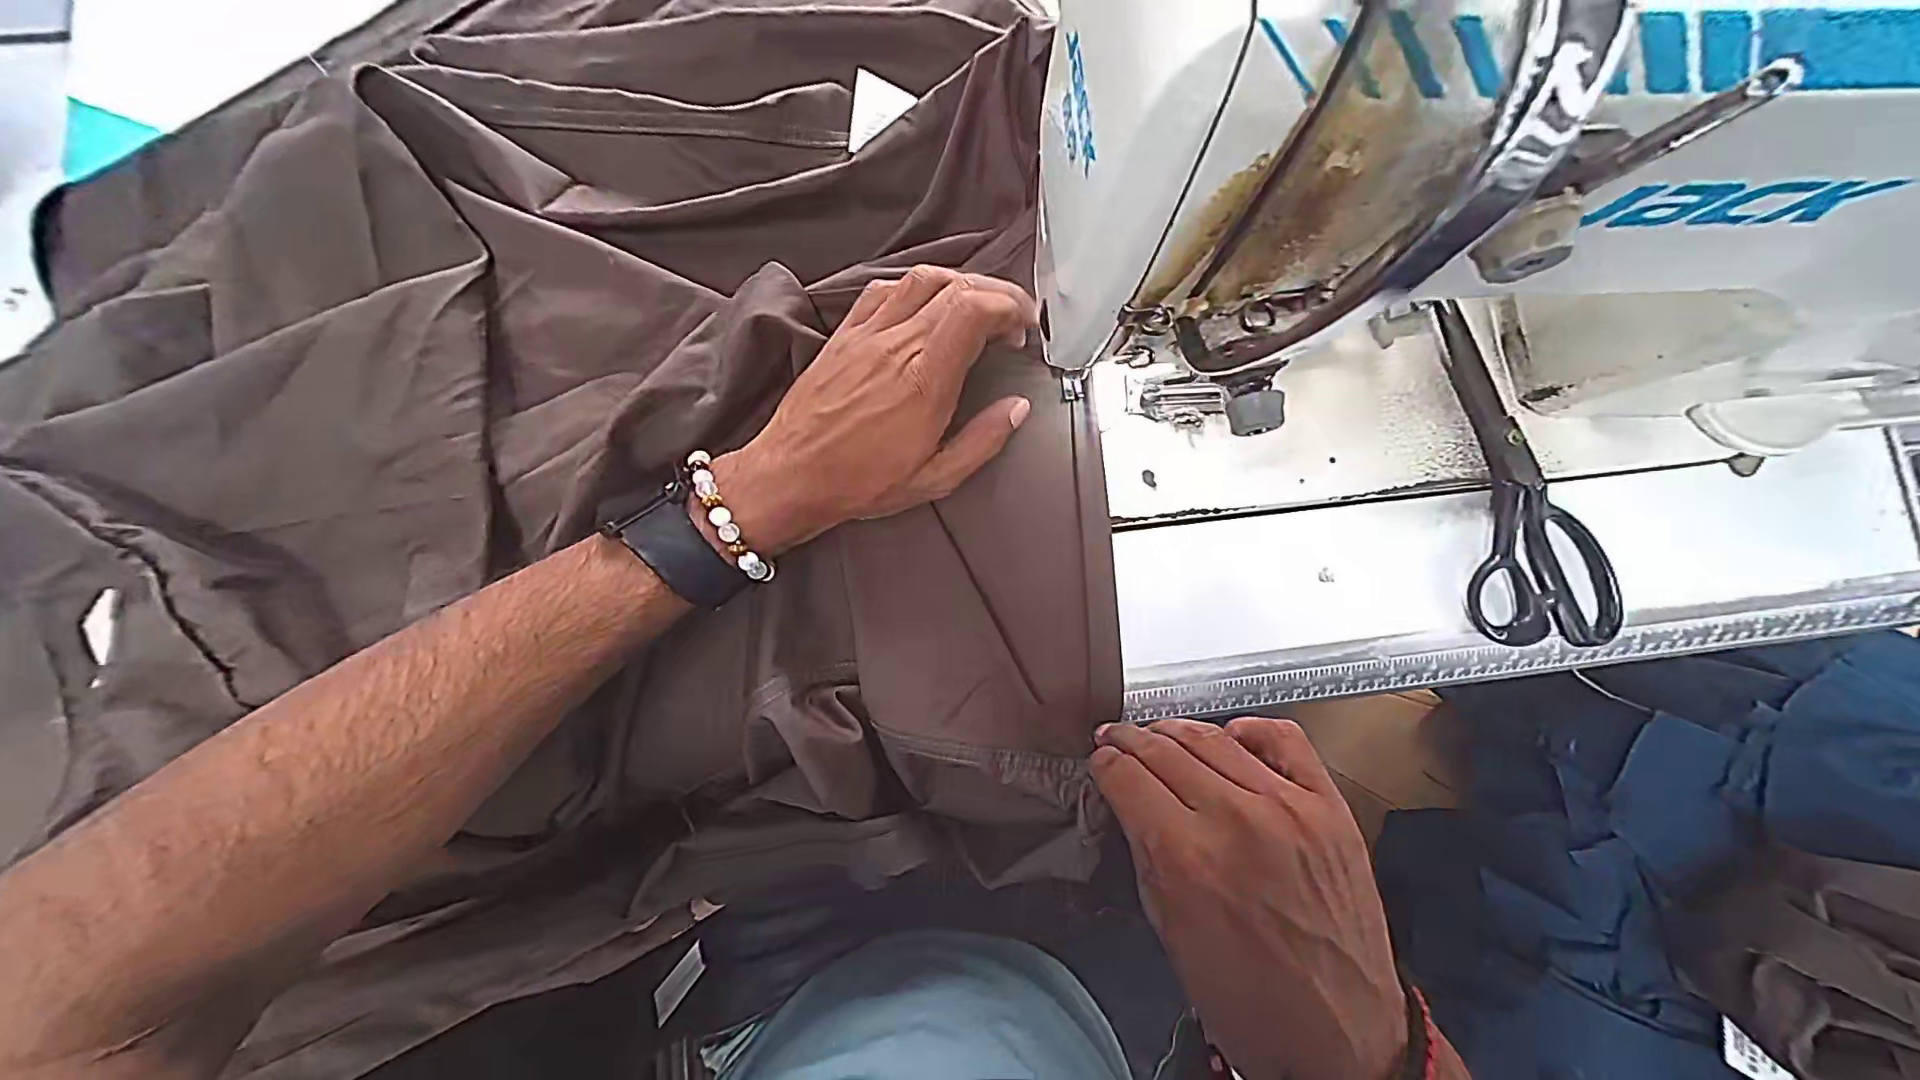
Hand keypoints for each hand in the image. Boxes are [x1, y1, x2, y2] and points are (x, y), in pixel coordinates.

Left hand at [707, 266, 1037, 553]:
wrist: (791, 475)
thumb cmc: (856, 482)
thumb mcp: (934, 479)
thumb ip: (982, 441)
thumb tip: (1015, 410)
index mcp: (924, 383)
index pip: (975, 310)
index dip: (1010, 306)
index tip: (1022, 325)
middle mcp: (895, 348)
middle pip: (956, 287)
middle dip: (996, 293)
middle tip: (1011, 316)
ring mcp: (866, 337)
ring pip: (921, 279)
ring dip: (959, 283)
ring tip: (976, 305)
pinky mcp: (843, 336)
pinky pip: (883, 290)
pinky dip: (914, 286)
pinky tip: (924, 304)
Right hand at [1091, 718, 1409, 1079]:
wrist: (1342, 1039)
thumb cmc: (1248, 999)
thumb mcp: (1168, 929)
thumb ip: (1144, 851)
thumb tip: (1128, 799)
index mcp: (1187, 858)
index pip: (1125, 775)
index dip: (1103, 763)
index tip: (1100, 762)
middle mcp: (1235, 821)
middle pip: (1161, 748)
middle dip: (1127, 739)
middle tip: (1116, 738)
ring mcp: (1288, 808)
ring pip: (1211, 736)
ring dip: (1173, 730)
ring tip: (1158, 734)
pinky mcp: (1329, 808)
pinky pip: (1283, 739)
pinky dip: (1248, 729)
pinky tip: (1230, 737)